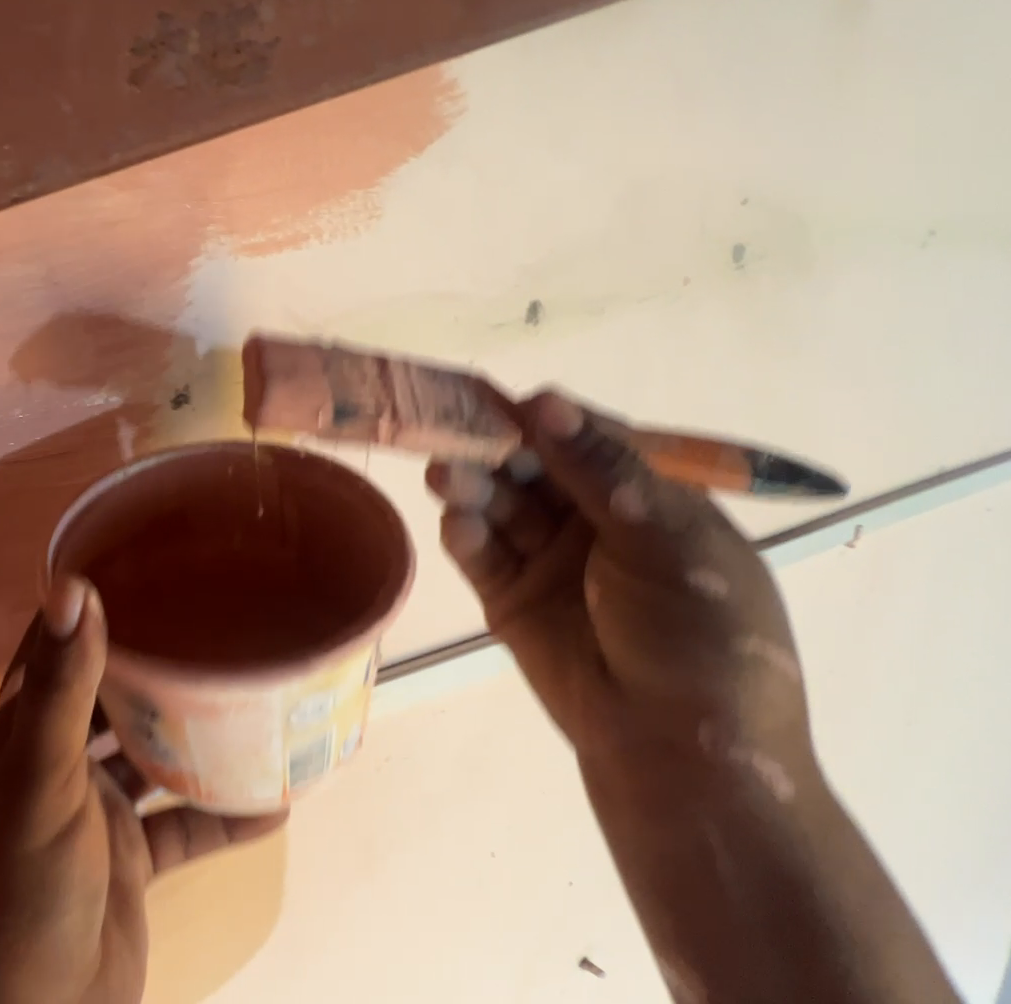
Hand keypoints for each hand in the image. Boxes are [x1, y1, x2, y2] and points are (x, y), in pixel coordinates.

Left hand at [0, 578, 286, 1003]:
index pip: (54, 649)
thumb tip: (71, 584)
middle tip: (218, 624)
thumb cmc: (25, 888)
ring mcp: (96, 813)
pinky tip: (274, 799)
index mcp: (24, 732)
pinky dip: (221, 816)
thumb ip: (61, 687)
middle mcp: (58, 763)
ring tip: (257, 700)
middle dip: (157, 665)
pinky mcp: (130, 862)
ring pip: (153, 759)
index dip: (90, 609)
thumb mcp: (42, 779)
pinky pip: (183, 828)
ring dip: (196, 738)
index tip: (144, 566)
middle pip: (112, 697)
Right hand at [426, 392, 817, 800]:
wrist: (676, 746)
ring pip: (499, 506)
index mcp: (648, 500)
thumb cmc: (699, 635)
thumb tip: (547, 402)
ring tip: (444, 475)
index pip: (588, 440)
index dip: (545, 418)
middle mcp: (593, 522)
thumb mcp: (666, 542)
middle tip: (451, 432)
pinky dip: (465, 535)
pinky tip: (458, 525)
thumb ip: (601, 471)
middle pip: (531, 468)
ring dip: (473, 487)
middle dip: (494, 449)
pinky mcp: (508, 597)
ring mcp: (547, 560)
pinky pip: (480, 554)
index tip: (496, 397)